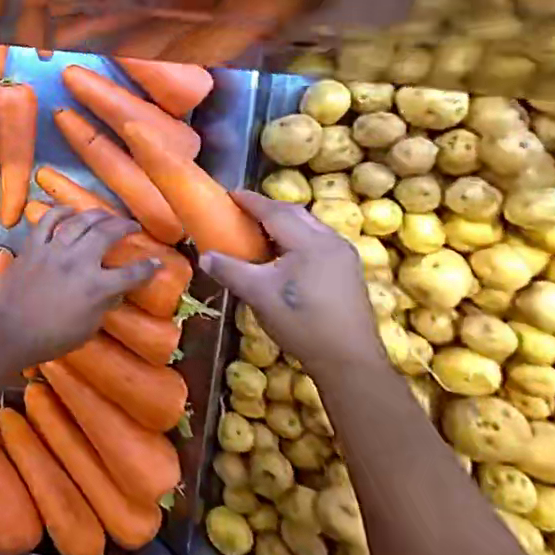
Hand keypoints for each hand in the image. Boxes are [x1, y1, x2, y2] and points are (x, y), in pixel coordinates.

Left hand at [0, 207, 160, 366]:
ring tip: (106, 214)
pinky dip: (59, 212)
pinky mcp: (33, 247)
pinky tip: (69, 210)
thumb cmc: (53, 337)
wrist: (12, 332)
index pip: (132, 274)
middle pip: (107, 233)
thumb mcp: (89, 327)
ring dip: (96, 215)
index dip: (148, 268)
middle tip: (131, 225)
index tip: (156, 262)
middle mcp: (79, 262)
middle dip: (124, 226)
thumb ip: (104, 304)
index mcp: (96, 287)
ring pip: (79, 222)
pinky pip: (47, 221)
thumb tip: (115, 289)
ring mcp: (54, 251)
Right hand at [199, 191, 385, 380]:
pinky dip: (296, 238)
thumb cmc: (301, 322)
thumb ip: (230, 270)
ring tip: (260, 231)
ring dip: (284, 224)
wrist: (349, 360)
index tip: (229, 194)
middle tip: (243, 211)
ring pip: (309, 227)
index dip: (250, 201)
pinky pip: (318, 242)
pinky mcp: (348, 272)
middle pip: (295, 214)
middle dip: (268, 209)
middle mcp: (330, 241)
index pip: (274, 211)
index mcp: (309, 241)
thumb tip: (205, 255)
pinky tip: (284, 256)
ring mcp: (344, 256)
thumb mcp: (258, 295)